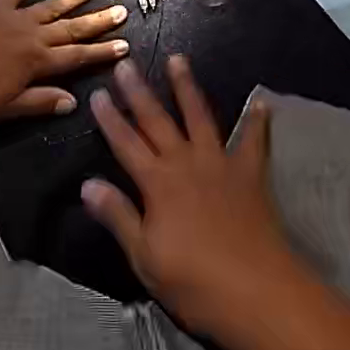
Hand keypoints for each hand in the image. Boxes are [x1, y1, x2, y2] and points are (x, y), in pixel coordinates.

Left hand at [0, 0, 129, 120]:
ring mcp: (14, 18)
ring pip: (51, 7)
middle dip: (98, 21)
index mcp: (38, 61)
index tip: (124, 45)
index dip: (102, 52)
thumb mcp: (8, 106)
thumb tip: (73, 102)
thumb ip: (41, 101)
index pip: (77, 56)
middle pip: (71, 28)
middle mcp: (33, 36)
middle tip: (120, 10)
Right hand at [83, 56, 312, 339]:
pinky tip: (261, 103)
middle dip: (140, 92)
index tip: (98, 94)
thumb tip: (88, 184)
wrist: (253, 289)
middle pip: (158, 121)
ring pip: (200, 117)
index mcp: (158, 183)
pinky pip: (254, 140)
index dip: (110, 119)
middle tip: (127, 64)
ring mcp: (221, 163)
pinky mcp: (250, 172)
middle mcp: (187, 163)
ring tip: (179, 60)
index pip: (126, 144)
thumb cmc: (192, 280)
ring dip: (187, 88)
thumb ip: (118, 216)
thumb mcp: (144, 256)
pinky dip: (257, 122)